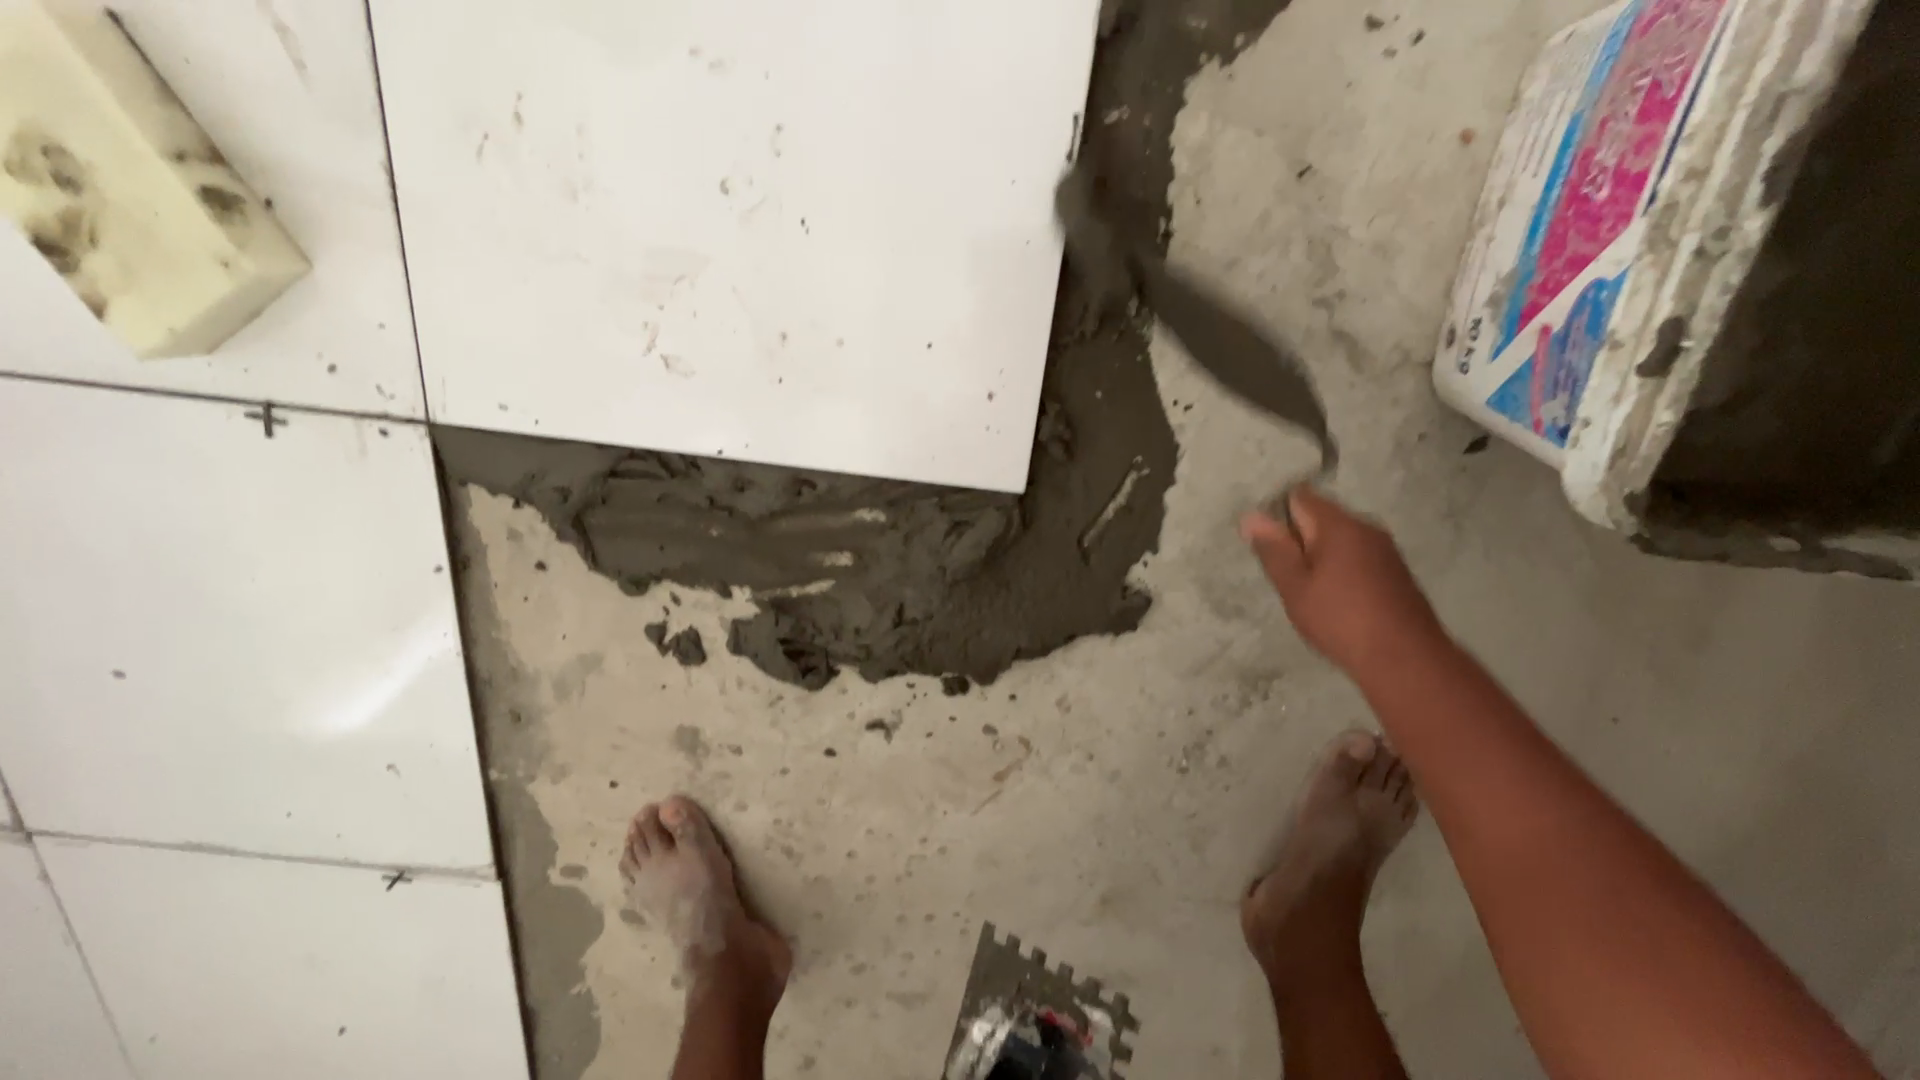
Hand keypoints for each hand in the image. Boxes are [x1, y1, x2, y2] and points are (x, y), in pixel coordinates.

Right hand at [1240, 485, 1444, 675]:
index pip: (1300, 497)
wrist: (1405, 658)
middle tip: (1286, 576)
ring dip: (1321, 557)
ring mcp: (1385, 549)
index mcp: (1339, 525)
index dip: (1278, 515)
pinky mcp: (1396, 571)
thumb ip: (1273, 550)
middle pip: (1321, 518)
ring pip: (1341, 540)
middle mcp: (1366, 527)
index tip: (1268, 546)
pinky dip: (1342, 569)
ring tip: (1309, 592)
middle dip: (1299, 539)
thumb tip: (1251, 515)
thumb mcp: (1295, 587)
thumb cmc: (1340, 620)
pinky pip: (1358, 557)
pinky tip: (1337, 600)